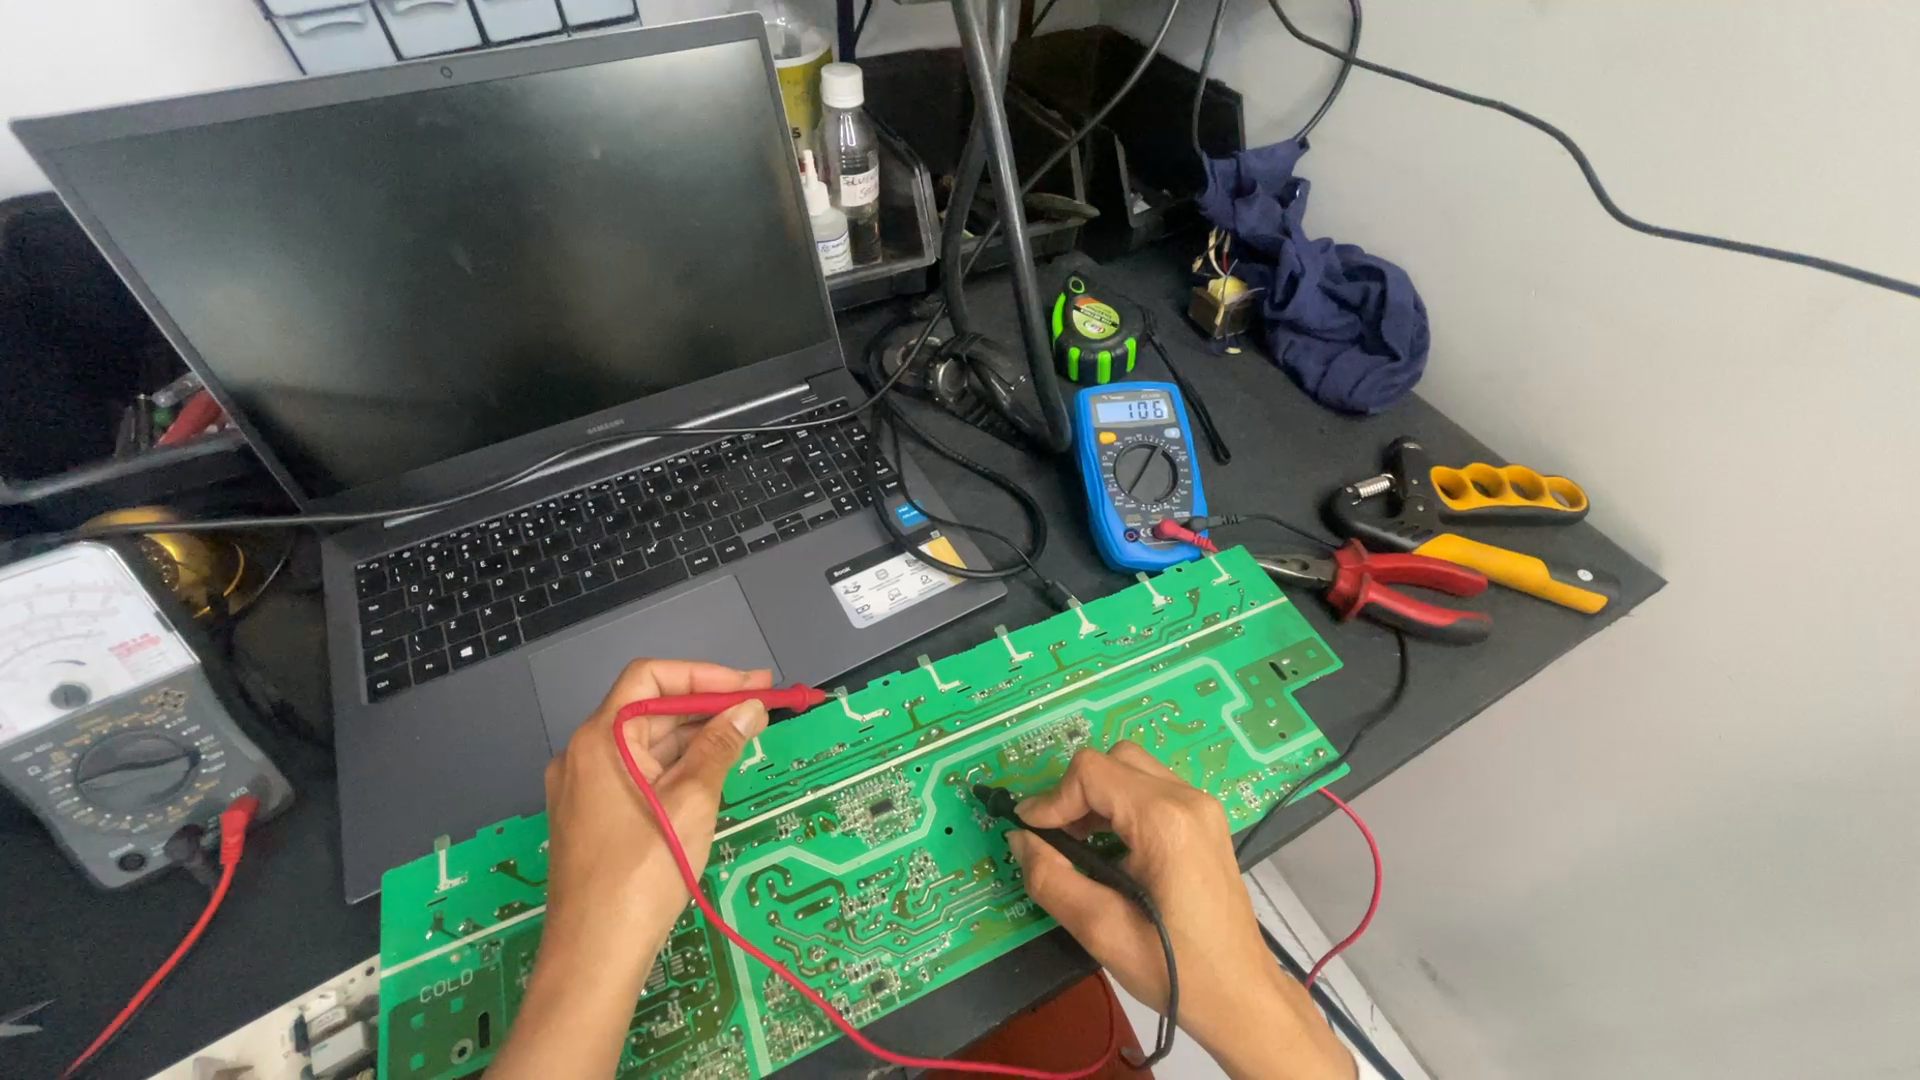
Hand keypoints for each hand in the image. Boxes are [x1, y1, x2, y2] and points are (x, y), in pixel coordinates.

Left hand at [491, 659, 769, 1079]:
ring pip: (648, 741)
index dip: (704, 675)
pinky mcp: (595, 814)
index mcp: (600, 739)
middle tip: (761, 703)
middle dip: (707, 703)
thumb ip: (721, 744)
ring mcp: (586, 786)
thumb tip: (750, 708)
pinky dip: (679, 762)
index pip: (651, 678)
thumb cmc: (644, 871)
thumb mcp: (693, 799)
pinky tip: (714, 767)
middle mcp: (585, 754)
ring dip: (696, 733)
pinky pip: (641, 770)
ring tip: (747, 733)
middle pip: (650, 708)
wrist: (595, 956)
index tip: (748, 685)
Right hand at [1009, 743, 1353, 1079]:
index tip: (1030, 833)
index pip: (1092, 772)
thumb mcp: (1101, 932)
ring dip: (1097, 795)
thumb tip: (1019, 837)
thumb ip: (1050, 878)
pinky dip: (1120, 801)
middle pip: (1112, 758)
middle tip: (1058, 838)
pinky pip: (1150, 785)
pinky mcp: (1204, 817)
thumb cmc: (1177, 972)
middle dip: (1075, 792)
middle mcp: (1187, 798)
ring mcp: (1201, 805)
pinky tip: (1112, 844)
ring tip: (1080, 841)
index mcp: (1165, 821)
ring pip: (1131, 766)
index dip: (1051, 798)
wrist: (1244, 998)